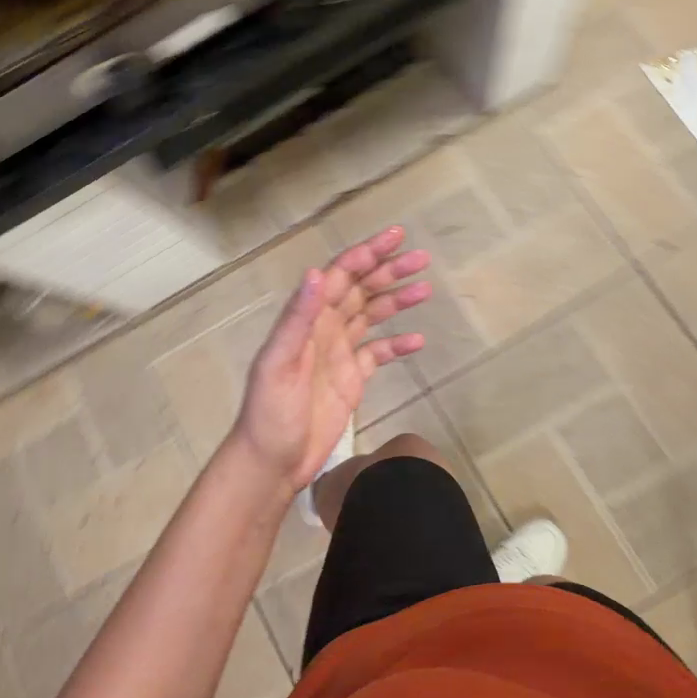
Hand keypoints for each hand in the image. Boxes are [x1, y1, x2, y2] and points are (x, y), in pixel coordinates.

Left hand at [231, 227, 430, 490]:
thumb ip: (298, 318)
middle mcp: (324, 329)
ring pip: (371, 316)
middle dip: (389, 270)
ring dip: (397, 299)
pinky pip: (378, 354)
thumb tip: (316, 272)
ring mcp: (339, 354)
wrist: (272, 461)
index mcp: (307, 319)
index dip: (366, 254)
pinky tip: (418, 339)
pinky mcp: (351, 380)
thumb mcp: (279, 362)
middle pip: (360, 289)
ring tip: (426, 287)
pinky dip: (397, 345)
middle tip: (422, 257)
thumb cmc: (270, 411)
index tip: (395, 236)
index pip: (340, 275)